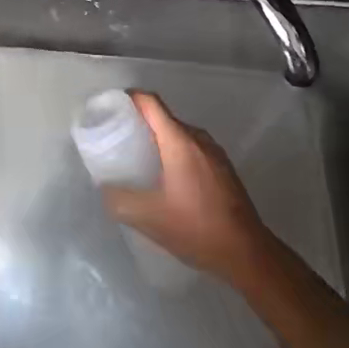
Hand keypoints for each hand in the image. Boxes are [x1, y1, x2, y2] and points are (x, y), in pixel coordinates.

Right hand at [100, 91, 276, 282]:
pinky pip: (192, 149)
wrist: (244, 249)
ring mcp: (214, 152)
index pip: (152, 104)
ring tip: (138, 160)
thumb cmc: (195, 227)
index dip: (131, 98)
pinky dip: (175, 153)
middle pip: (165, 118)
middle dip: (141, 123)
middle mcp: (199, 138)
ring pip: (180, 135)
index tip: (111, 106)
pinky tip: (166, 178)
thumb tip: (105, 188)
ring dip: (159, 140)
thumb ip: (120, 200)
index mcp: (180, 141)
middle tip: (118, 139)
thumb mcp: (149, 218)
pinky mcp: (222, 167)